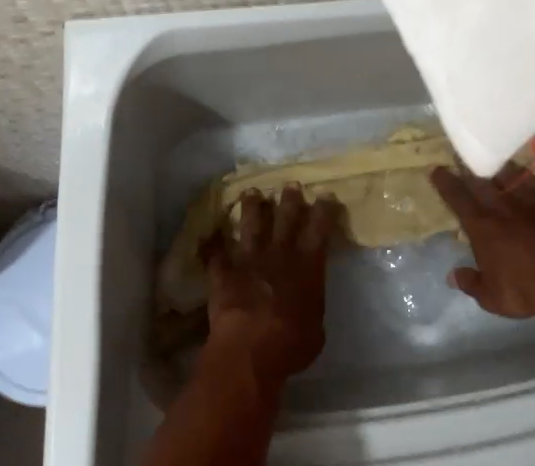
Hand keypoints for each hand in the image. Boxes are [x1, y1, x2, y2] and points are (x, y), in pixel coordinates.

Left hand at [200, 185, 340, 382]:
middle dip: (289, 200)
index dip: (323, 210)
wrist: (250, 350)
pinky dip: (212, 247)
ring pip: (251, 226)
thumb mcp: (316, 326)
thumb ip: (311, 304)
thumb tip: (307, 301)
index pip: (319, 229)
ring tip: (251, 192)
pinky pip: (216, 256)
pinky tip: (208, 237)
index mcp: (308, 265)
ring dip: (252, 208)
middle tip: (290, 184)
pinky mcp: (224, 275)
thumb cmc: (293, 344)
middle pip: (285, 218)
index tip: (326, 194)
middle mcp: (279, 254)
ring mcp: (249, 261)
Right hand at [430, 165, 534, 319]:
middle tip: (464, 157)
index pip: (458, 199)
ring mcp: (532, 203)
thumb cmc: (522, 289)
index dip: (446, 183)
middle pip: (483, 182)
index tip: (437, 169)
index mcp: (482, 226)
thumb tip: (452, 276)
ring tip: (503, 162)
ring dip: (509, 170)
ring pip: (517, 177)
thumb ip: (470, 283)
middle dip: (471, 169)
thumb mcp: (490, 296)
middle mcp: (503, 207)